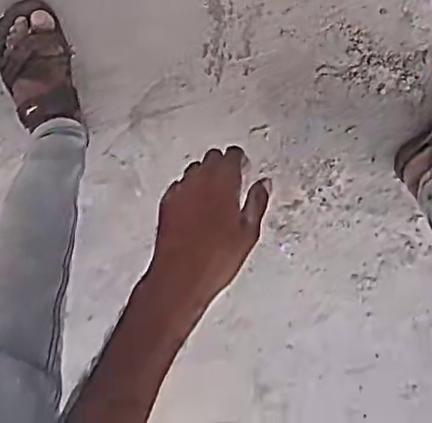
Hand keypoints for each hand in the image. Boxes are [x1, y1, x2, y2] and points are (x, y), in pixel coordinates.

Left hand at [145, 147, 269, 312]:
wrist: (180, 277)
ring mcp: (181, 188)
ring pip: (195, 170)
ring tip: (214, 198)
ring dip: (205, 177)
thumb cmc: (214, 258)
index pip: (233, 154)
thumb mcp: (249, 233)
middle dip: (223, 165)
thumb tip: (264, 185)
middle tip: (232, 182)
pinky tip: (195, 210)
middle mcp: (200, 177)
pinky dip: (188, 191)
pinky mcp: (167, 201)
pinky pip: (180, 186)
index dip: (240, 160)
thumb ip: (257, 202)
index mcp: (224, 179)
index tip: (244, 168)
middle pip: (213, 157)